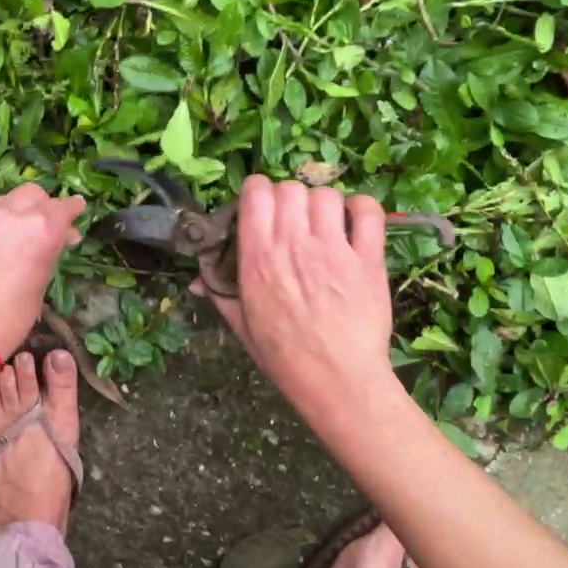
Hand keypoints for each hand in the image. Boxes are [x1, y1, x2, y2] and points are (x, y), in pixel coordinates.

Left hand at [0, 183, 85, 356]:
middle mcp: (11, 214)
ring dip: (16, 211)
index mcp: (40, 229)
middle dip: (43, 206)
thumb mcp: (42, 280)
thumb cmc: (12, 317)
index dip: (73, 208)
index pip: (63, 207)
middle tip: (45, 224)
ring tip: (16, 233)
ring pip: (5, 200)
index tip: (77, 210)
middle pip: (33, 195)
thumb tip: (62, 234)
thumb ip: (51, 249)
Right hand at [196, 177, 394, 407]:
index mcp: (258, 257)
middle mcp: (294, 244)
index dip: (257, 193)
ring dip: (321, 204)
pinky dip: (361, 208)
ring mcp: (334, 249)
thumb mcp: (241, 324)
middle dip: (288, 198)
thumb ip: (220, 293)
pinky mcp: (369, 259)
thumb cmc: (283, 355)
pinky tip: (354, 222)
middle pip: (290, 188)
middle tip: (291, 220)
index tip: (259, 209)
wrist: (337, 379)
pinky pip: (369, 212)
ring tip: (322, 224)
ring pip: (326, 195)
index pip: (256, 192)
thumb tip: (198, 280)